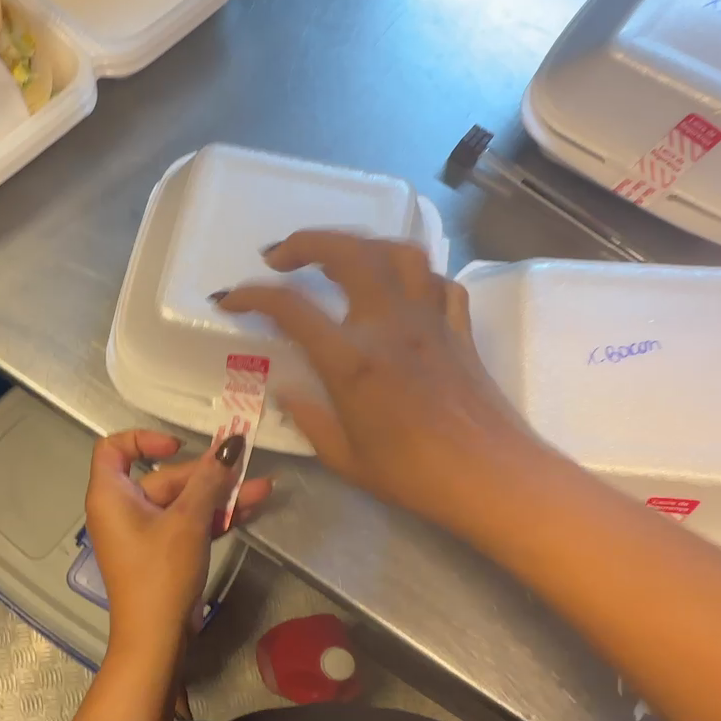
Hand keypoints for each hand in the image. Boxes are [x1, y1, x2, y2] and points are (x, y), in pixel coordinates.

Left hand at [83, 431, 270, 659]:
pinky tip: (250, 509)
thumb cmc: (161, 572)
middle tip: (245, 467)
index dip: (143, 439)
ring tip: (261, 489)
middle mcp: (121, 509)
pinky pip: (186, 523)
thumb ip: (209, 480)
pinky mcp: (162, 551)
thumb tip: (231, 444)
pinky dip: (213, 517)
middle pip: (162, 477)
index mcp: (110, 495)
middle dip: (206, 474)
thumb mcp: (188, 521)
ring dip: (219, 495)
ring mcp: (143, 532)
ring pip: (181, 502)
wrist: (156, 637)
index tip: (177, 446)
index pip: (113, 448)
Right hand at [217, 231, 545, 530]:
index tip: (228, 299)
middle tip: (279, 256)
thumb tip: (287, 391)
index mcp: (353, 360)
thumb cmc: (413, 476)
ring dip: (360, 245)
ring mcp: (430, 320)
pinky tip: (397, 290)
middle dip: (306, 242)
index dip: (251, 296)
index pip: (291, 308)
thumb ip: (309, 417)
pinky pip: (436, 281)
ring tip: (337, 259)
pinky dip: (411, 274)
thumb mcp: (343, 457)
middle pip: (347, 252)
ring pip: (398, 252)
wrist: (492, 478)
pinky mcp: (459, 327)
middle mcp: (390, 325)